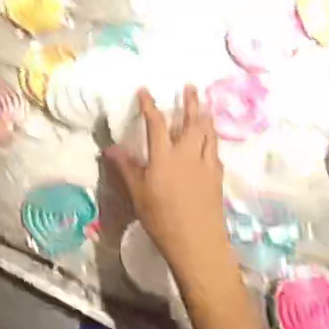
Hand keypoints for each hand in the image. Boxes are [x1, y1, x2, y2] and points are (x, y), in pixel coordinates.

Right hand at [106, 87, 240, 290]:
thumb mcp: (137, 193)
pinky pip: (215, 150)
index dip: (150, 106)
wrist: (197, 242)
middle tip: (191, 87)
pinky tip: (210, 141)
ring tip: (205, 106)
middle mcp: (188, 155)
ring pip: (208, 134)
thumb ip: (126, 168)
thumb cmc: (161, 218)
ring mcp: (206, 165)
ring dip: (205, 117)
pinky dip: (211, 139)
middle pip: (192, 122)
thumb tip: (111, 148)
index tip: (146, 90)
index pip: (156, 124)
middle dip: (191, 103)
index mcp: (165, 157)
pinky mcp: (217, 177)